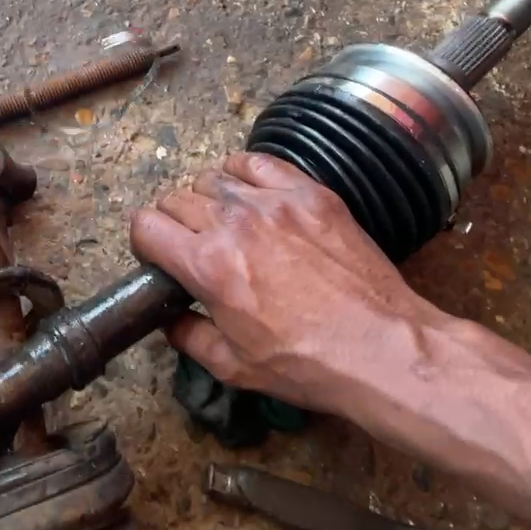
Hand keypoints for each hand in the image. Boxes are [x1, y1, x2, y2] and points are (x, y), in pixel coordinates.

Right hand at [129, 152, 448, 417]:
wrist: (384, 349)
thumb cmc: (307, 364)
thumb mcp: (234, 368)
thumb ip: (187, 337)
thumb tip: (169, 317)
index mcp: (207, 265)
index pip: (146, 225)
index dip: (145, 241)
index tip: (160, 256)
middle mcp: (232, 223)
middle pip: (176, 199)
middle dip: (175, 223)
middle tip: (196, 247)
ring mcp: (272, 202)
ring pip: (212, 176)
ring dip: (208, 198)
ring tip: (226, 221)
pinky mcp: (308, 193)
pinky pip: (257, 161)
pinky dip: (242, 171)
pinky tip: (249, 191)